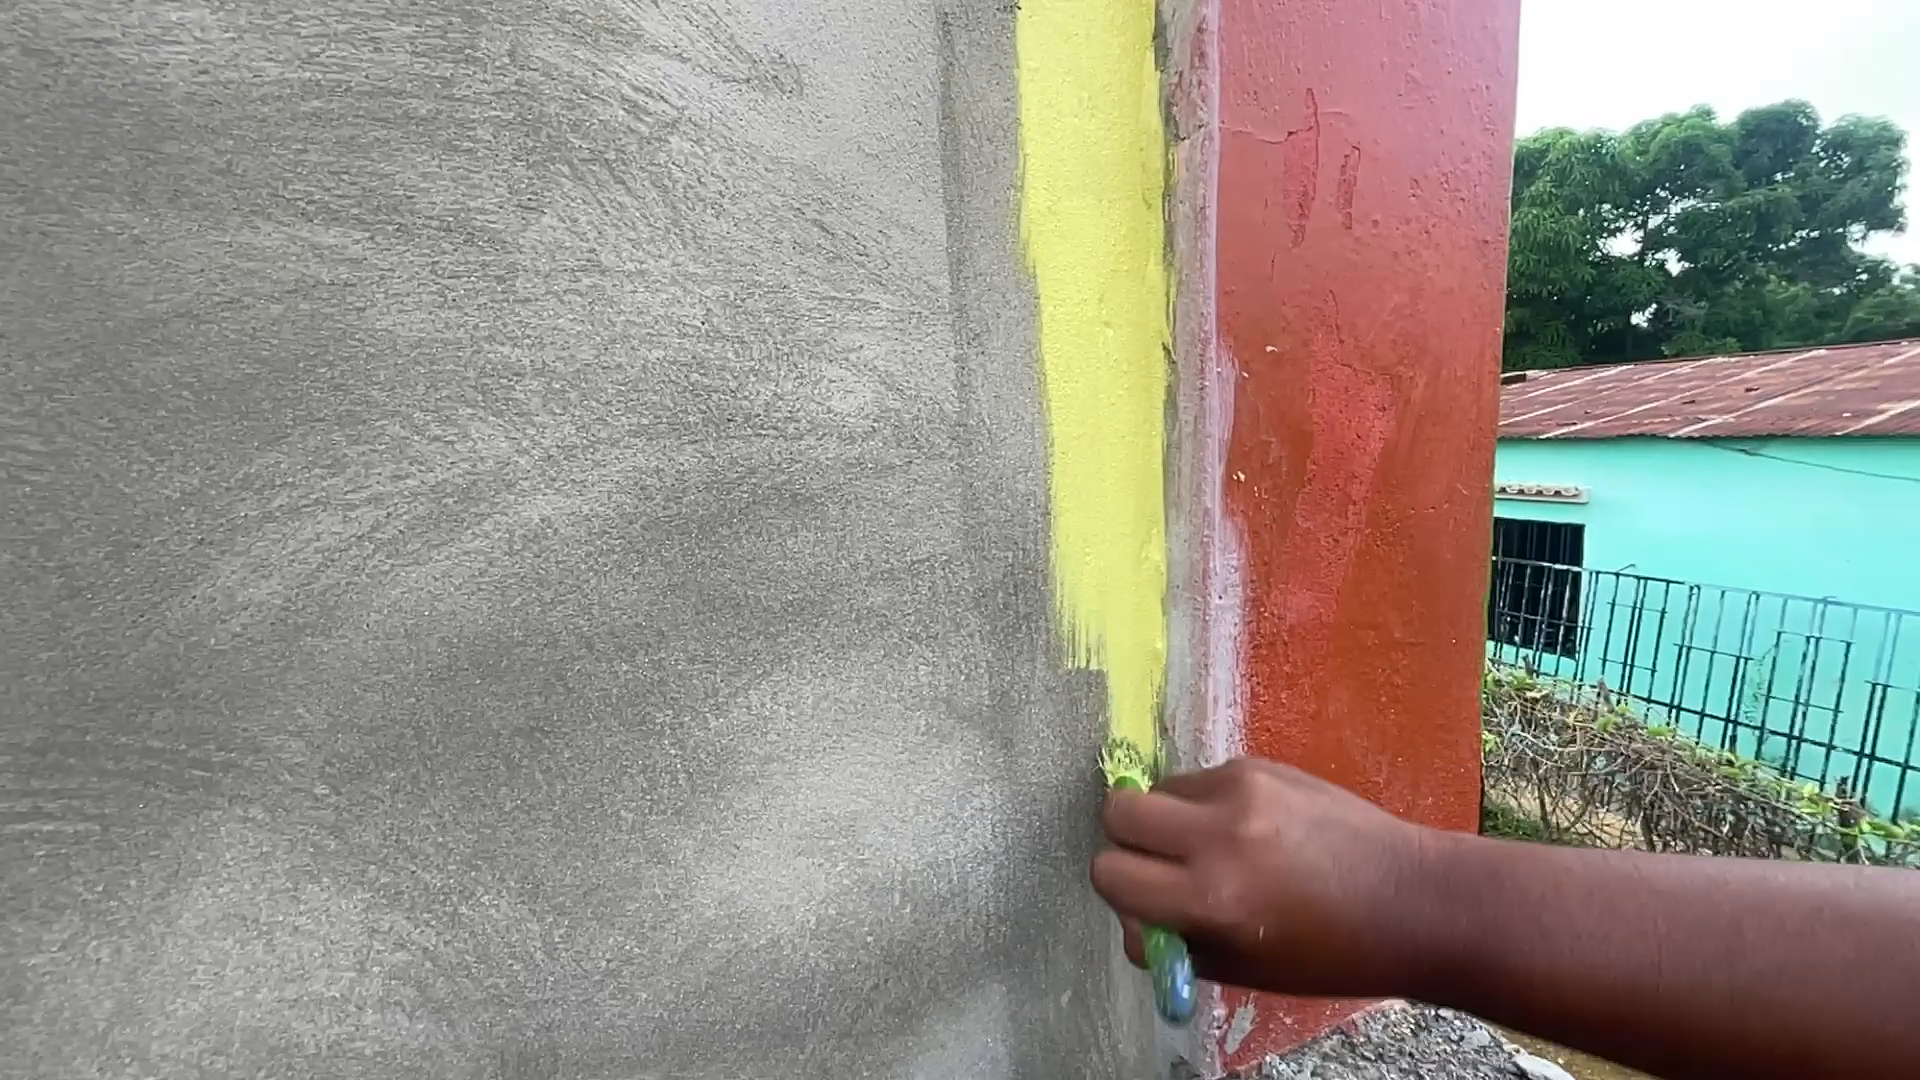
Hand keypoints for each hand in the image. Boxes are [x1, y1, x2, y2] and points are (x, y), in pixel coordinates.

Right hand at [1090, 756, 1447, 999]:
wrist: (1411, 898)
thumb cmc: (1328, 953)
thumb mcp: (1241, 967)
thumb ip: (1171, 935)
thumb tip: (1129, 906)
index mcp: (1212, 901)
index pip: (1110, 875)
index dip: (1120, 888)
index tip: (1146, 895)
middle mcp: (1216, 836)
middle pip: (1116, 811)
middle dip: (1126, 838)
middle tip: (1160, 858)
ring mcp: (1236, 790)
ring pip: (1154, 788)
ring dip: (1167, 817)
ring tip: (1214, 842)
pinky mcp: (1253, 764)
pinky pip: (1196, 779)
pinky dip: (1204, 803)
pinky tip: (1250, 825)